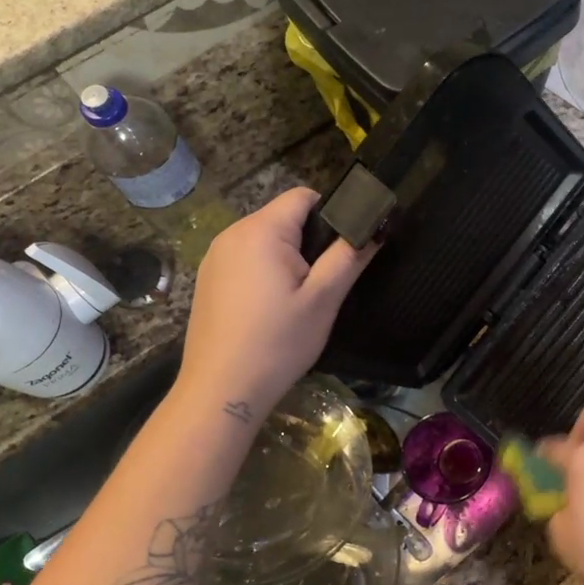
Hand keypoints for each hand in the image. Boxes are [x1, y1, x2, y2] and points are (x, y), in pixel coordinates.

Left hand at [174, 188, 374, 422]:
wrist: (222, 388)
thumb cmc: (278, 341)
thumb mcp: (323, 299)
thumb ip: (349, 257)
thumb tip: (375, 228)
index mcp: (262, 230)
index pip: (304, 196)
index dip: (333, 213)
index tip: (346, 247)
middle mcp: (233, 233)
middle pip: (283, 217)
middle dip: (310, 240)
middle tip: (326, 281)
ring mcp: (215, 256)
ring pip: (265, 239)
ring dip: (288, 257)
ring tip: (300, 298)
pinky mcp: (208, 279)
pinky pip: (246, 259)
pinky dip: (265, 271)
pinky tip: (271, 308)